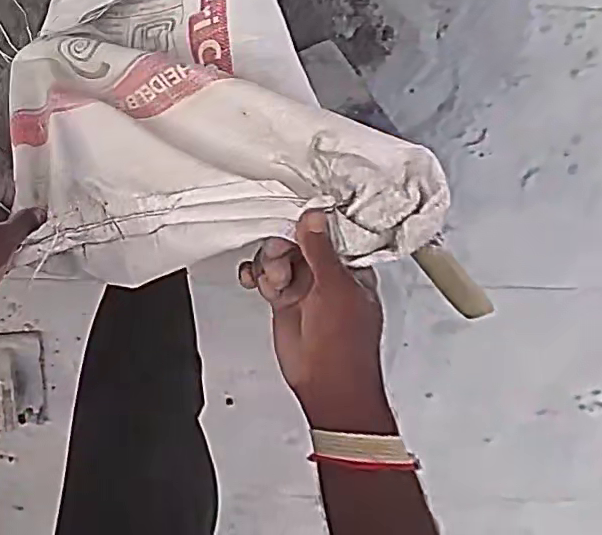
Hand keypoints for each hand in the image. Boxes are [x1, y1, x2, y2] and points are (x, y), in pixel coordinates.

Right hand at [239, 209, 392, 430]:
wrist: (326, 385)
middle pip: (293, 239)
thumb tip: (314, 216)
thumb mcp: (335, 290)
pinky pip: (262, 273)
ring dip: (267, 265)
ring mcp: (303, 284)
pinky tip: (253, 281)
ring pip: (275, 254)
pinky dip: (254, 274)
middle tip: (280, 266)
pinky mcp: (283, 296)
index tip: (290, 223)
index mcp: (348, 266)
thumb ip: (320, 250)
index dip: (305, 224)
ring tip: (273, 284)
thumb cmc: (345, 345)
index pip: (324, 231)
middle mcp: (325, 272)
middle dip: (280, 249)